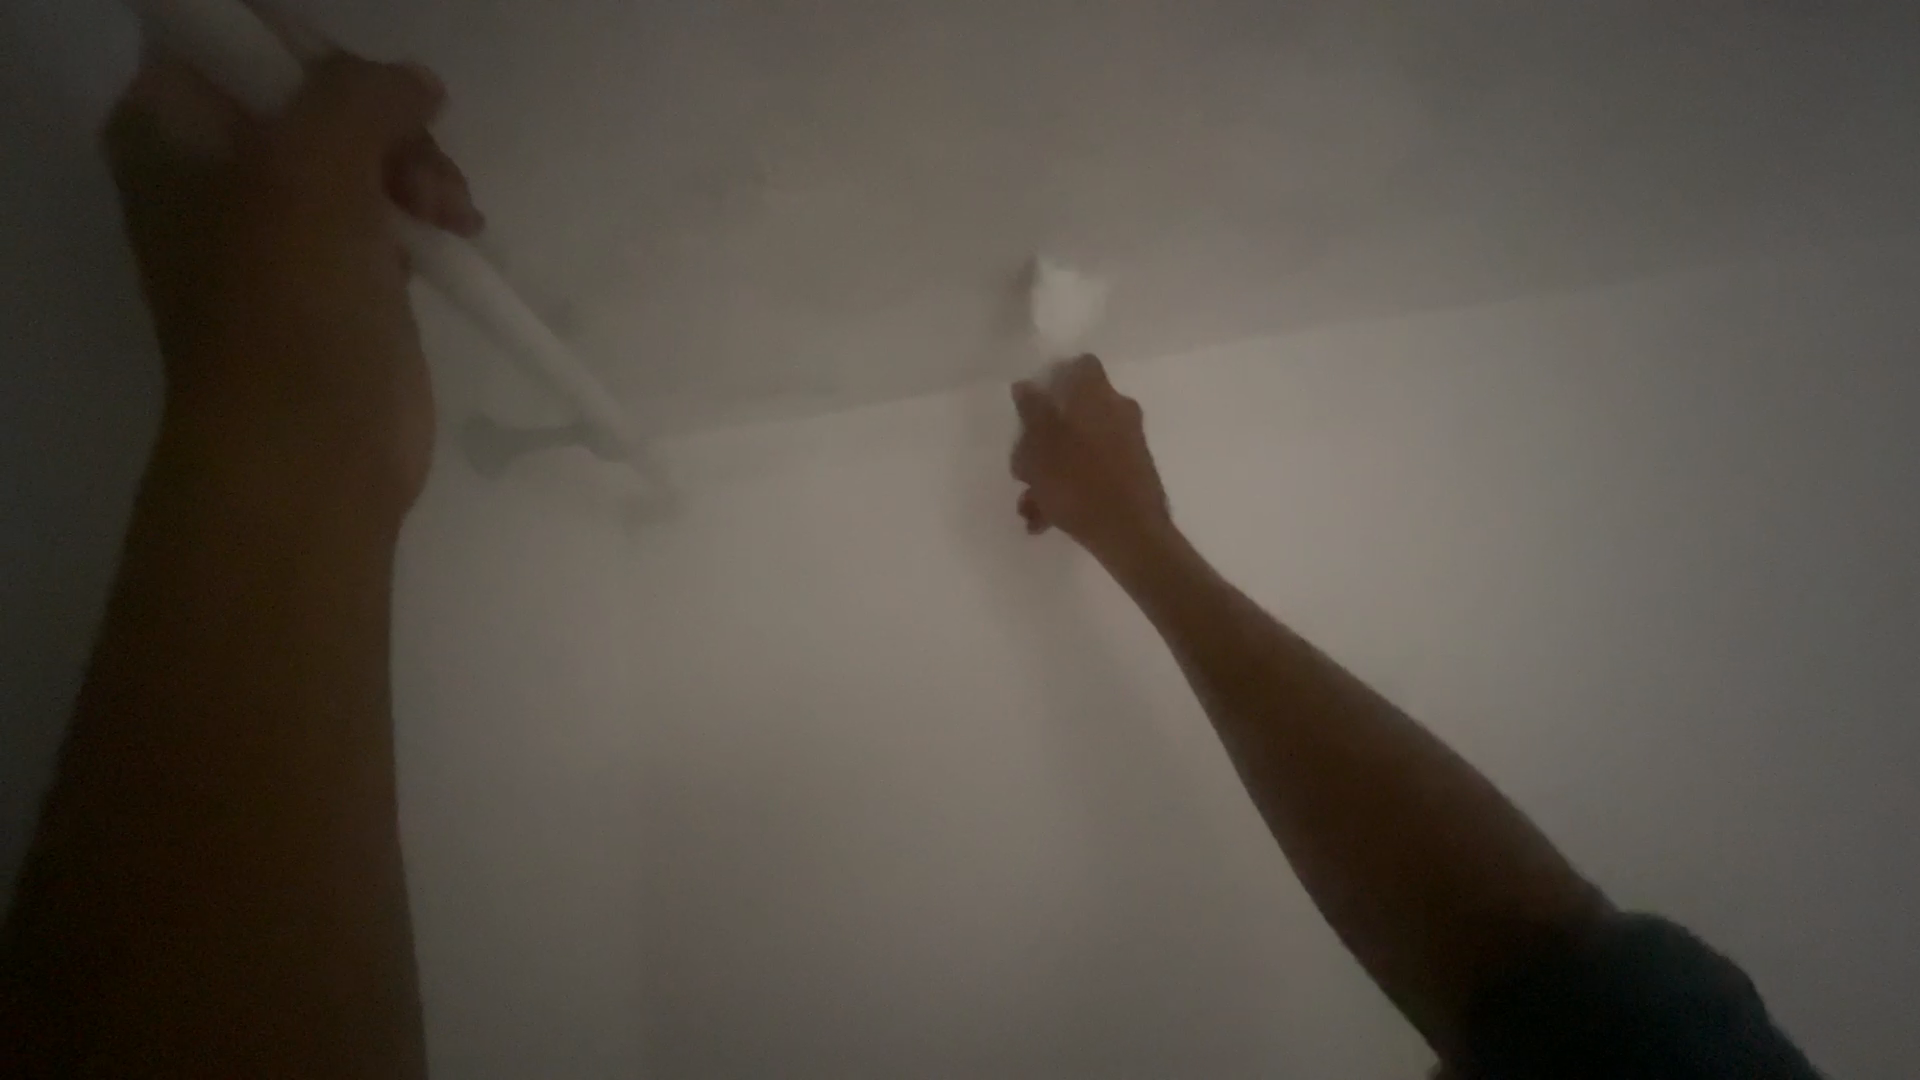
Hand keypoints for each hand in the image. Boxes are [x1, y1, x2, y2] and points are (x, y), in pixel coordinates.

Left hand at [104, 45, 482, 510]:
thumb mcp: (311, 173)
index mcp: (176, 130)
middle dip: (392, 128)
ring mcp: (293, 231)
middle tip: (431, 184)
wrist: (317, 442)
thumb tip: (418, 81)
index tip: (381, 103)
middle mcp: (226, 173)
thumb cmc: (292, 307)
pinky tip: (458, 239)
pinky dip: (429, 217)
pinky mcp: (352, 279)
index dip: (314, 54)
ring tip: (457, 220)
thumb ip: (357, 99)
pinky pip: (392, 215)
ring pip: (368, 158)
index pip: (237, 40)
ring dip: (424, 174)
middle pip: (318, 100)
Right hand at [1009, 354, 1172, 557]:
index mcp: (1098, 396)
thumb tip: (1027, 385)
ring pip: (1079, 449)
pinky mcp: (1131, 476)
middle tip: (1022, 466)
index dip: (1054, 379)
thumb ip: (1032, 412)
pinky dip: (1069, 491)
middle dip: (1043, 440)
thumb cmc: (1077, 482)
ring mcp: (1128, 446)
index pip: (1080, 366)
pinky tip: (1046, 520)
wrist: (1130, 534)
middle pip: (1073, 413)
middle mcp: (1118, 413)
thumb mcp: (1040, 445)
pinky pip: (1091, 474)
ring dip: (1050, 473)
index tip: (1031, 405)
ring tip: (1029, 505)